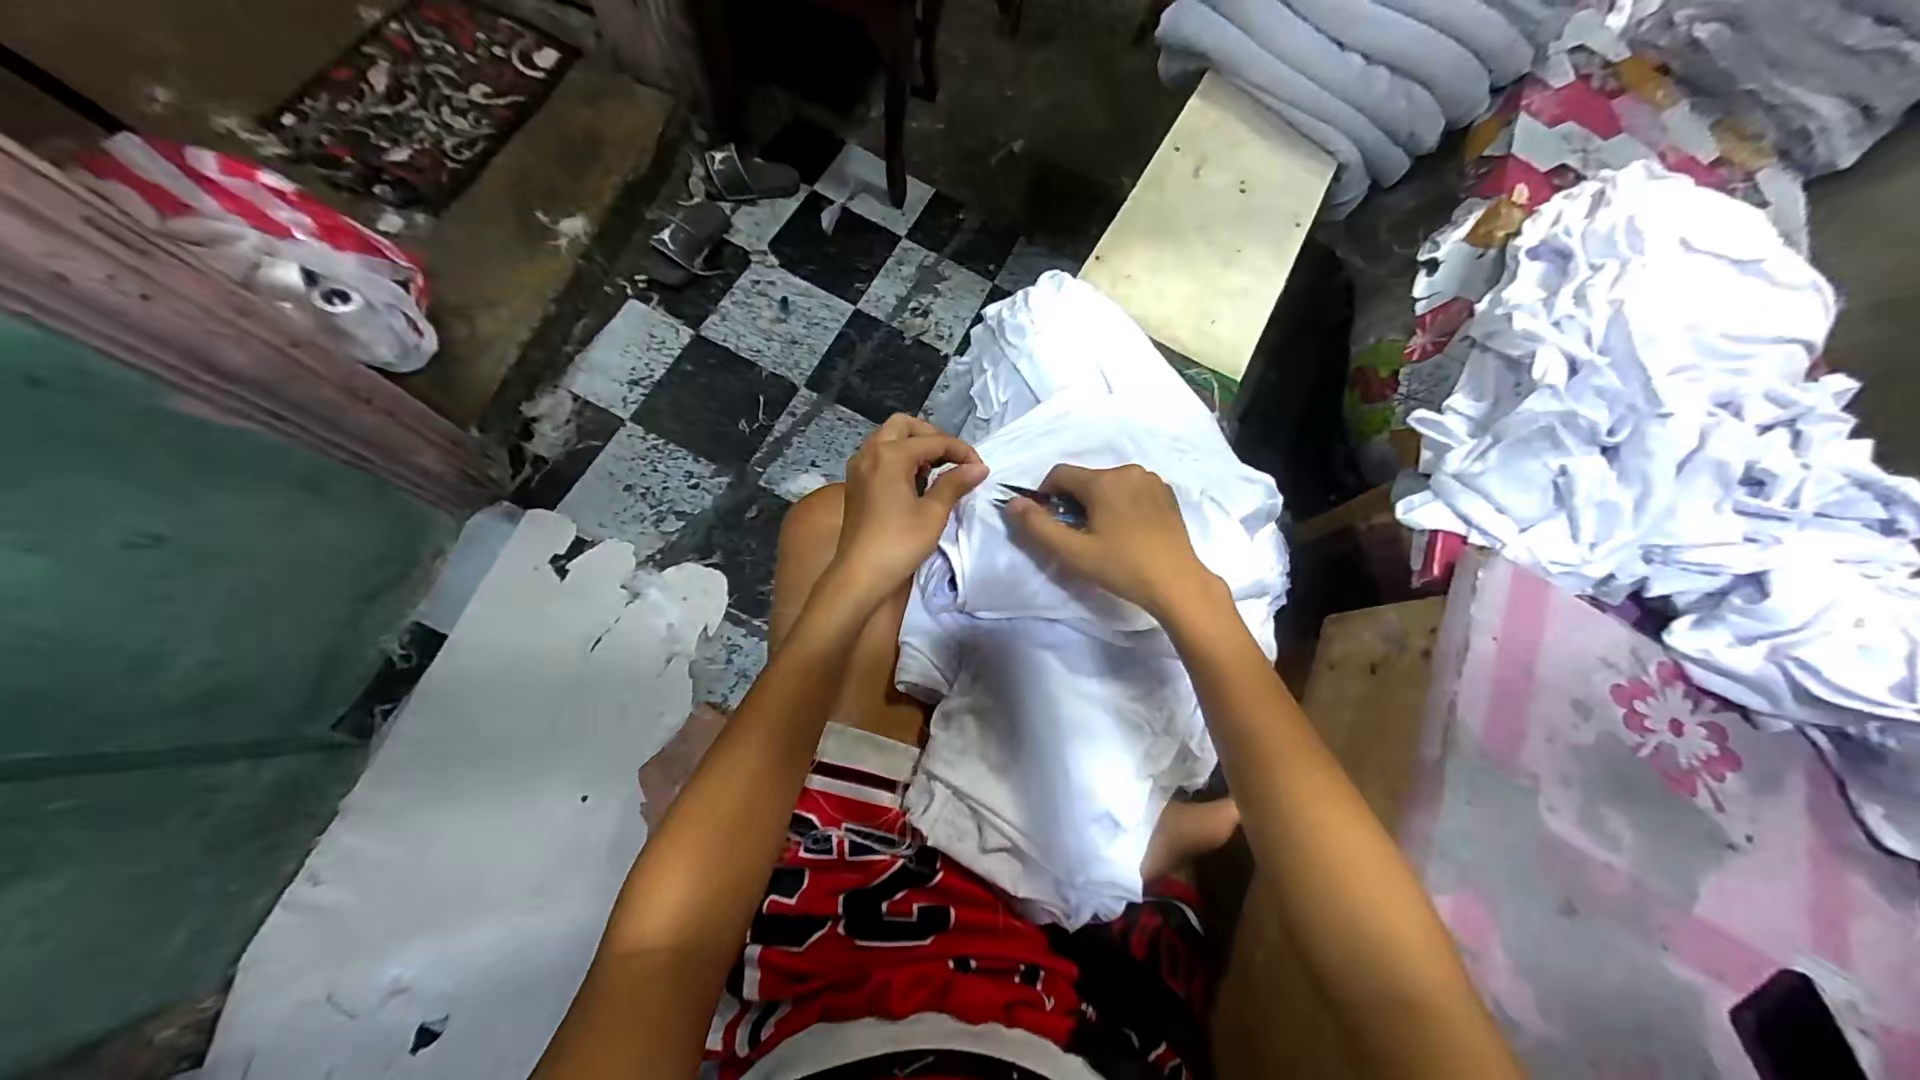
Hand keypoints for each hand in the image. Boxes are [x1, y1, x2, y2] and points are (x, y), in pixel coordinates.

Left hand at [831, 414, 987, 600]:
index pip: (934, 441)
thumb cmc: (899, 543)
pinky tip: (914, 484)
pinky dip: (899, 460)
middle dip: (932, 437)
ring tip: (935, 472)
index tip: (980, 469)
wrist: (860, 575)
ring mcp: (859, 467)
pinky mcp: (855, 484)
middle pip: (904, 426)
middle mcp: (870, 452)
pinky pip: (879, 457)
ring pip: (889, 439)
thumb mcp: (933, 512)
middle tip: (952, 460)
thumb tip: (978, 467)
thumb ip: (955, 483)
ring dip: (914, 447)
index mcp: (890, 454)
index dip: (961, 451)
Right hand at [1002, 463, 1223, 618]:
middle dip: (1074, 502)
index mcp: (1105, 480)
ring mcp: (1151, 480)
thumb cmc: (1122, 567)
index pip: (1059, 474)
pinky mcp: (1166, 494)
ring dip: (1097, 503)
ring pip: (1109, 484)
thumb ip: (1037, 526)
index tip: (1050, 523)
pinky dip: (1121, 504)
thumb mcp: (1073, 552)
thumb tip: (1012, 503)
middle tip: (1078, 536)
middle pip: (1085, 479)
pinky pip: (1131, 490)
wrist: (1177, 583)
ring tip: (1104, 536)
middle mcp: (1129, 470)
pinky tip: (1127, 532)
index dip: (1046, 496)